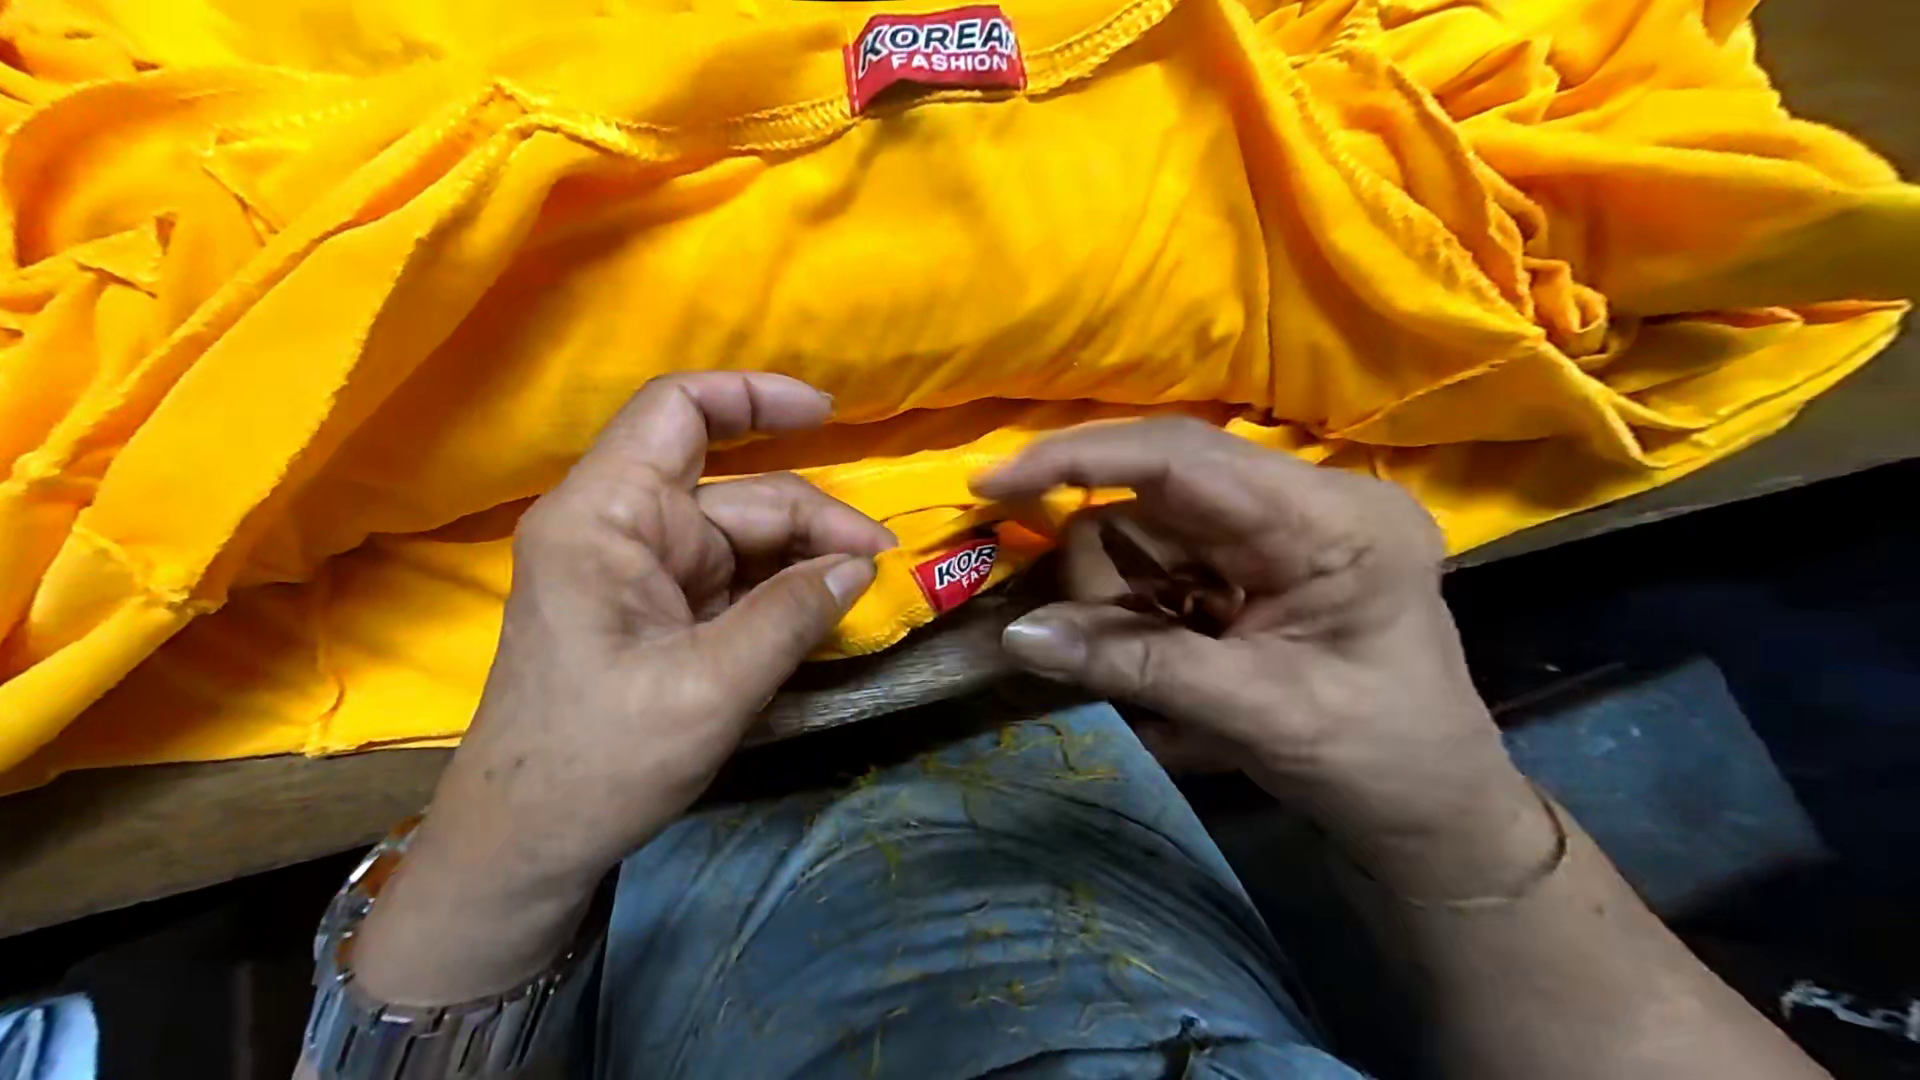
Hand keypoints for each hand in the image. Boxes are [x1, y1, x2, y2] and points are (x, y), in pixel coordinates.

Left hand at [353, 373, 891, 1002]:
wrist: (530, 842)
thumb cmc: (599, 762)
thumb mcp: (710, 687)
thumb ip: (792, 615)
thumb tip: (862, 565)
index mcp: (607, 519)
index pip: (677, 413)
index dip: (753, 396)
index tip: (828, 415)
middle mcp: (626, 527)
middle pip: (742, 493)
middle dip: (815, 523)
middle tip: (880, 565)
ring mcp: (649, 569)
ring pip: (751, 538)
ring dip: (810, 561)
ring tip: (865, 591)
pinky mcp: (668, 606)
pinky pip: (743, 578)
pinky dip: (788, 589)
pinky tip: (828, 609)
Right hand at [974, 418, 1554, 898]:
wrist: (1428, 807)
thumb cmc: (1376, 761)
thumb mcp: (1256, 713)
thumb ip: (1135, 666)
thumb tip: (1017, 635)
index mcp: (1330, 519)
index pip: (1183, 457)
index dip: (1079, 459)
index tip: (995, 481)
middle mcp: (1299, 499)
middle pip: (1151, 486)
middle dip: (1100, 559)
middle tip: (1086, 633)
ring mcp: (1272, 524)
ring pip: (1142, 524)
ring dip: (1114, 591)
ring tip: (1162, 666)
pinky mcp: (1249, 552)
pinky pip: (1155, 556)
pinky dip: (1130, 600)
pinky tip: (1165, 647)